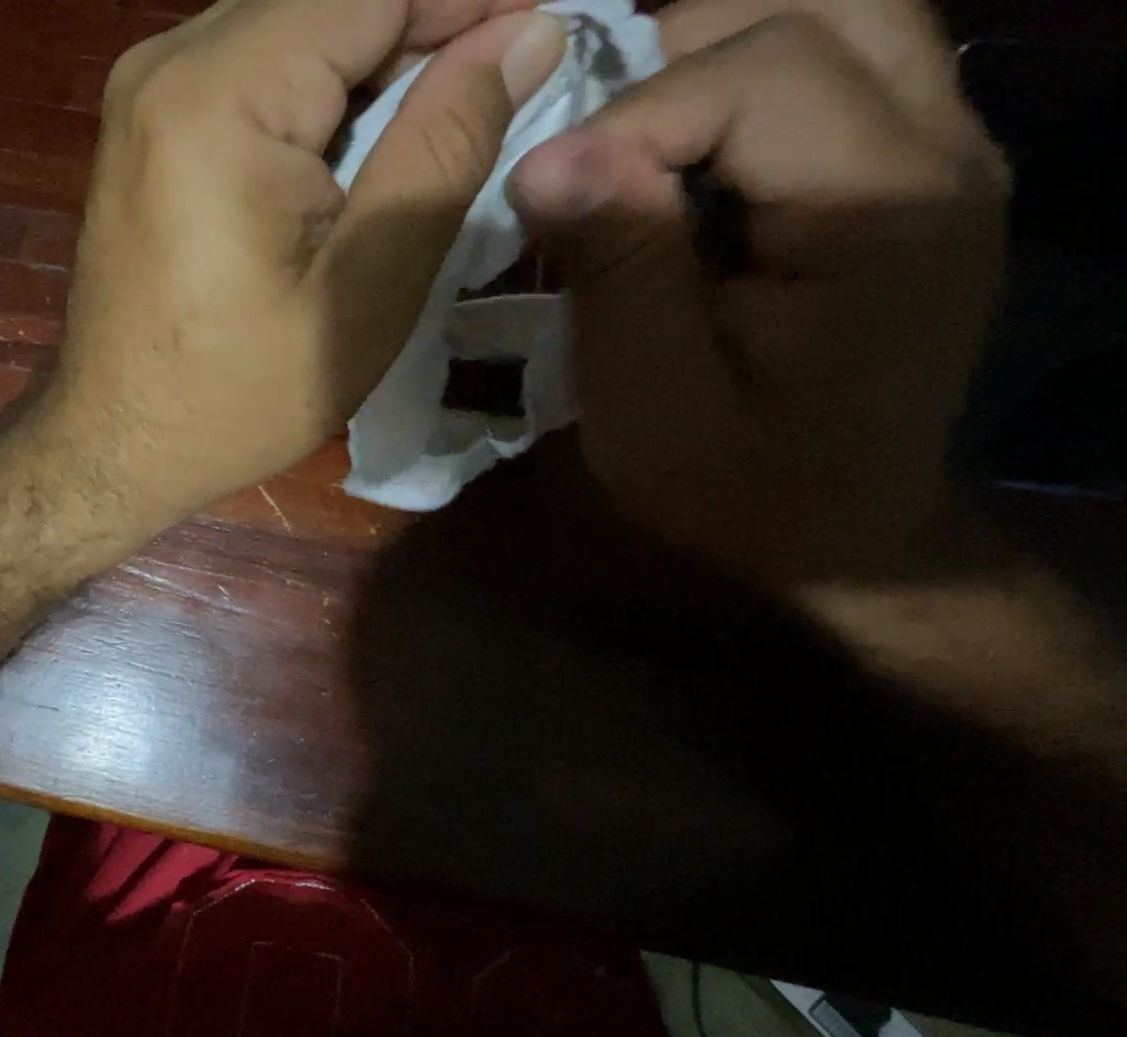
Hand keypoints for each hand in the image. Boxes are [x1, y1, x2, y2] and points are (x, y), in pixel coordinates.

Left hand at [43, 0, 565, 524]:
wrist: (117, 442)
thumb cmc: (238, 395)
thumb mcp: (364, 289)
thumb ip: (444, 149)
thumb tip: (525, 36)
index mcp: (218, 97)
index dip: (468, 1)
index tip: (544, 37)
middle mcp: (166, 65)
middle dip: (423, 26)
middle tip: (506, 81)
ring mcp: (146, 93)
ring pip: (290, 28)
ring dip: (375, 58)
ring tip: (446, 115)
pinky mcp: (145, 128)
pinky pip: (248, 71)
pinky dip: (318, 91)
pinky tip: (364, 139)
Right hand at [509, 0, 1009, 584]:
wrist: (841, 531)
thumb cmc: (737, 486)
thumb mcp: (652, 405)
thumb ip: (617, 273)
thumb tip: (546, 157)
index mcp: (886, 212)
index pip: (764, 71)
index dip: (635, 114)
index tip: (548, 193)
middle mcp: (943, 149)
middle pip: (816, 9)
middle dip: (674, 61)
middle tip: (588, 150)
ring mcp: (941, 149)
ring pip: (834, 18)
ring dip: (709, 64)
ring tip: (626, 148)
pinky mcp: (908, 167)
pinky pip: (832, 67)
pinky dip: (736, 90)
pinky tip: (678, 166)